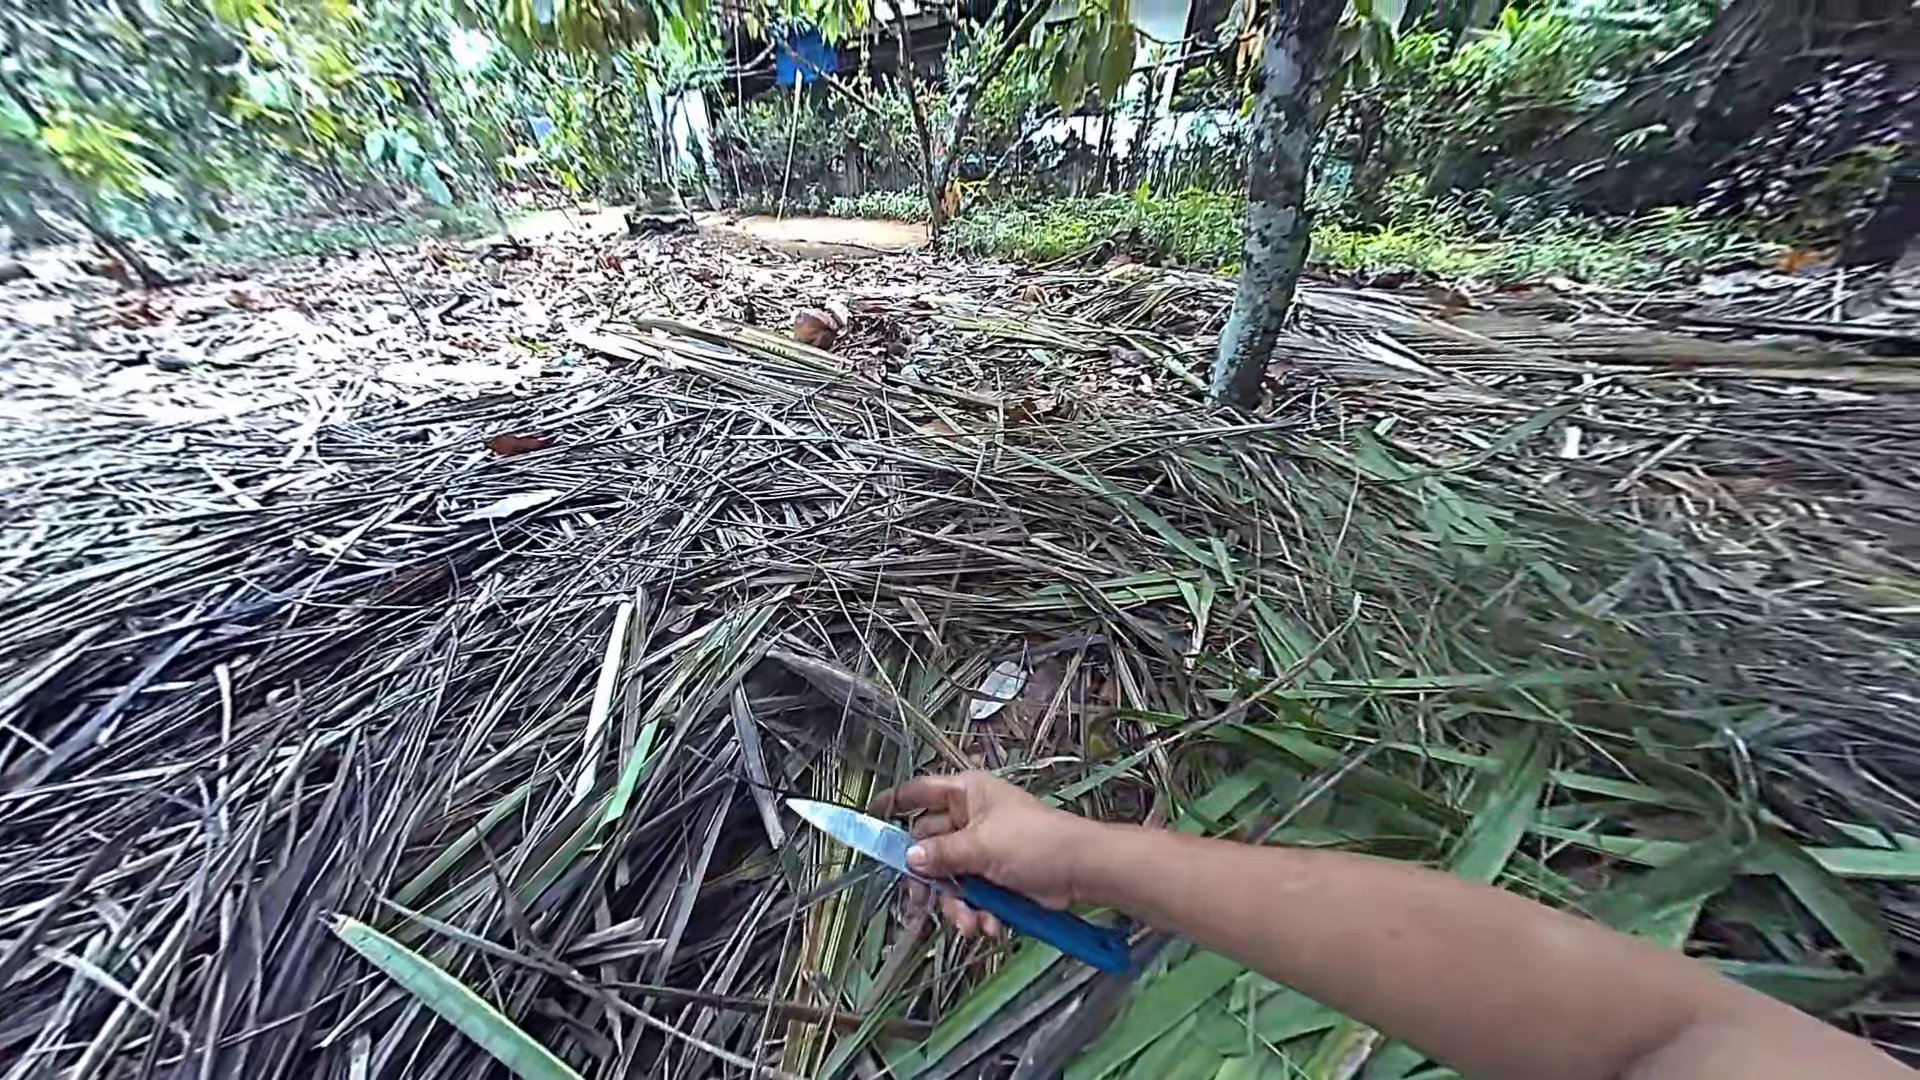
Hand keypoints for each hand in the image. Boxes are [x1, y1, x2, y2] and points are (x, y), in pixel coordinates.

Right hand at [869, 771, 1101, 937]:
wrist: (1079, 870)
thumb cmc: (1031, 841)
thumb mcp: (983, 845)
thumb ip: (942, 852)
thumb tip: (908, 856)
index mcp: (965, 794)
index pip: (921, 792)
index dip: (895, 803)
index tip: (868, 817)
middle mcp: (968, 818)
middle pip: (928, 845)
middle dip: (928, 880)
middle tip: (918, 908)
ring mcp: (979, 848)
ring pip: (947, 877)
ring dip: (956, 904)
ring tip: (971, 924)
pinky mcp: (992, 875)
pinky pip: (969, 894)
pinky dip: (976, 912)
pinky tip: (990, 925)